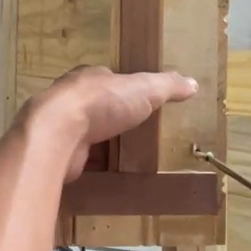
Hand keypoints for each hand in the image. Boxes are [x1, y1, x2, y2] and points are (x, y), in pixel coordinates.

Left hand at [20, 66, 198, 180]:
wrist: (57, 133)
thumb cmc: (101, 102)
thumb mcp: (143, 88)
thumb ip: (167, 85)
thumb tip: (192, 82)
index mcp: (88, 78)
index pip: (107, 79)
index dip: (123, 88)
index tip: (139, 100)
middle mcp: (70, 99)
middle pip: (94, 106)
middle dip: (111, 117)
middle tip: (134, 131)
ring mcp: (60, 126)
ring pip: (84, 132)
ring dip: (100, 142)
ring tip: (124, 155)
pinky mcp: (58, 152)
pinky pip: (79, 158)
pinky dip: (91, 164)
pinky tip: (106, 173)